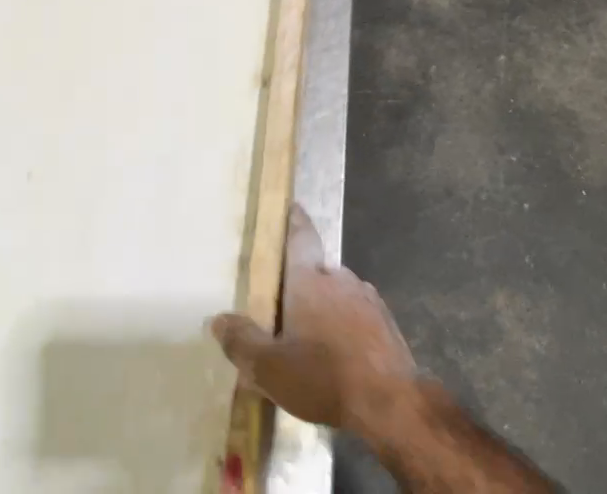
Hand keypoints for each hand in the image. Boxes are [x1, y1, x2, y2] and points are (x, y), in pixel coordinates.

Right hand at [210, 205, 417, 435]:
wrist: (388, 399)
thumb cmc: (323, 376)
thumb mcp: (269, 368)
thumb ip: (242, 341)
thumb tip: (218, 319)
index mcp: (310, 280)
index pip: (301, 239)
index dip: (295, 222)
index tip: (293, 207)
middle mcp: (341, 278)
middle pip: (317, 271)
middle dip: (302, 284)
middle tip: (285, 307)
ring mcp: (367, 298)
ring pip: (338, 293)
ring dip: (325, 307)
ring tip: (310, 338)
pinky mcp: (385, 321)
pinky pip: (357, 314)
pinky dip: (345, 325)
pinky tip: (338, 353)